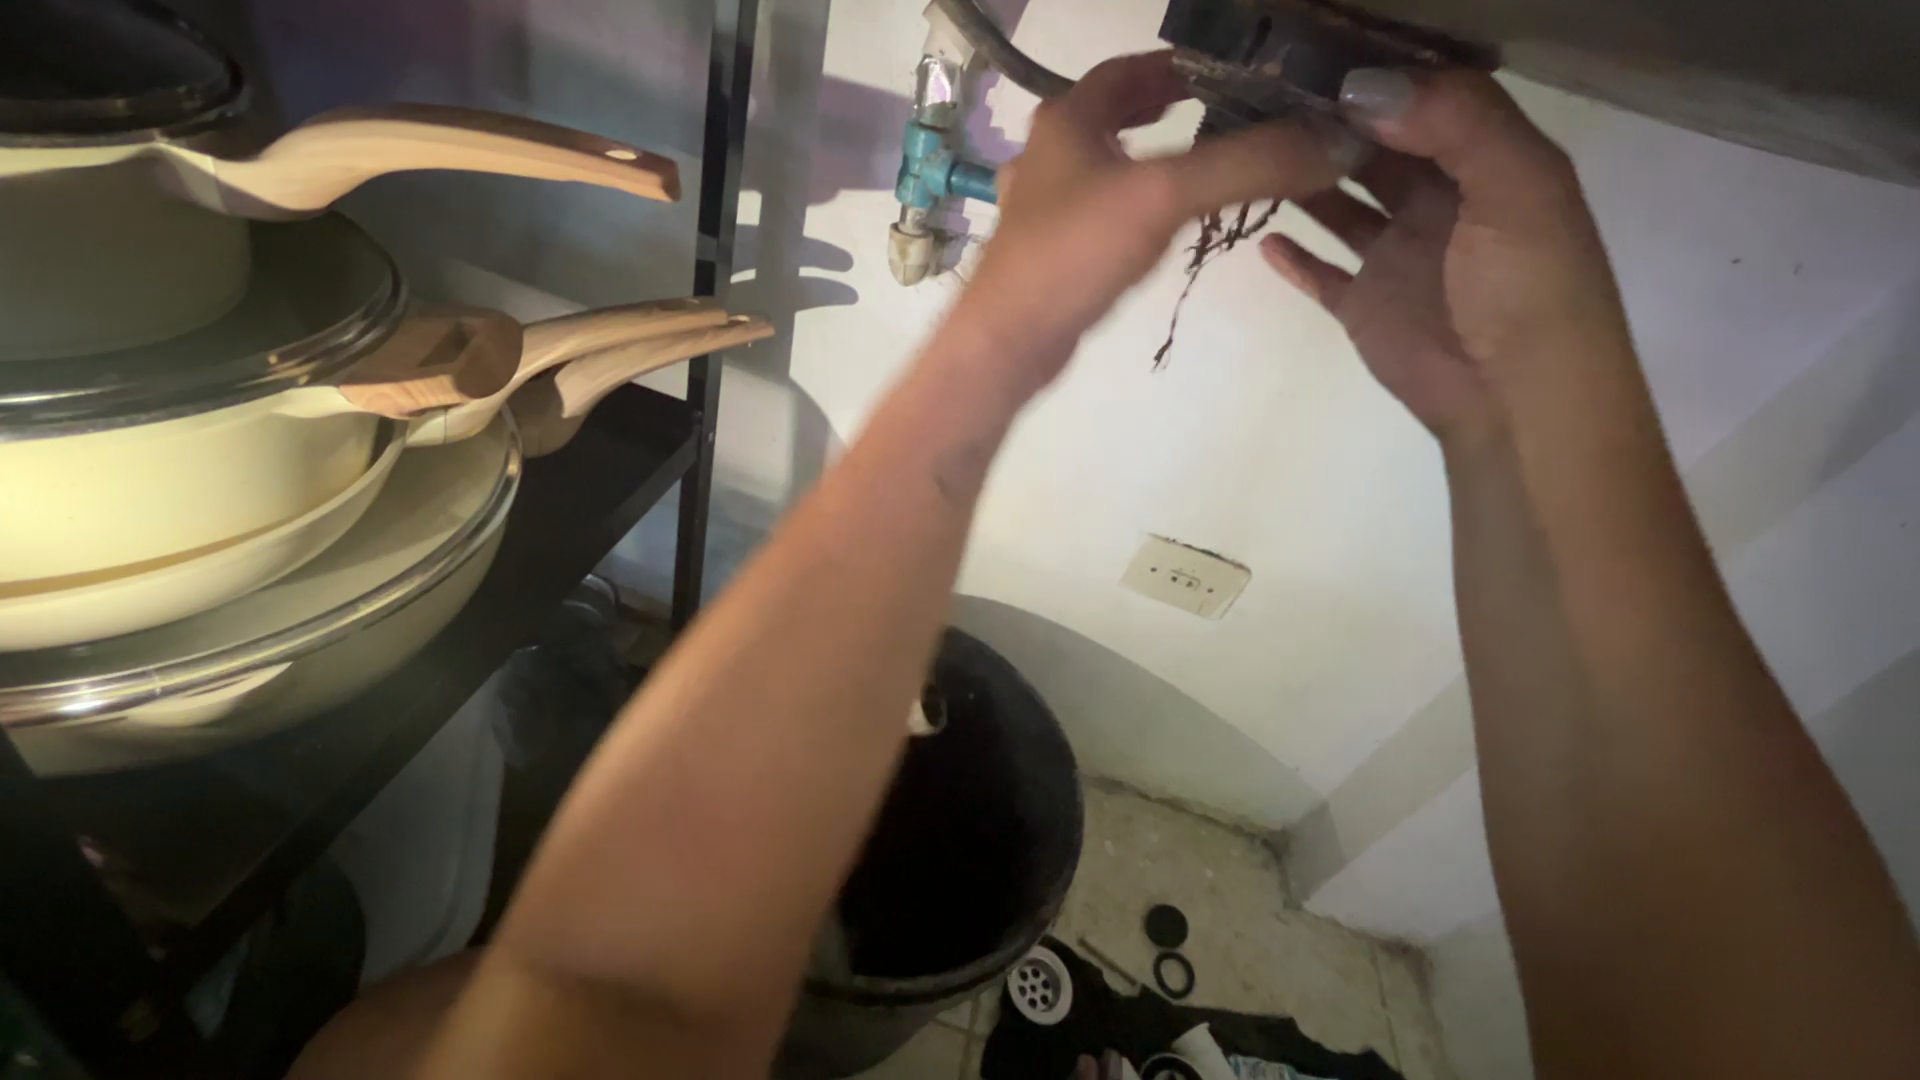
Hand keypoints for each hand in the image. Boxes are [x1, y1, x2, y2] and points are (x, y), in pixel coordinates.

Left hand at [955, 51, 1353, 394]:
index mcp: (1065, 122)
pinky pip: (1095, 216)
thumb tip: (1334, 144)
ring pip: (1100, 169)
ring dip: (1143, 159)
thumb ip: (1246, 165)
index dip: (1174, 65)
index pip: (1125, 71)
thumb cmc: (1072, 255)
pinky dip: (1128, 208)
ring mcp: (1040, 212)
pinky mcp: (1046, 258)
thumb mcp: (1164, 197)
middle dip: (1159, 109)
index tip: (1223, 73)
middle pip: (1108, 116)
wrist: (1006, 344)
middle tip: (1212, 113)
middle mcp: (1046, 158)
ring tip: (1192, 167)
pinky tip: (1153, 229)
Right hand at [1261, 70, 1634, 440]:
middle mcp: (1438, 201)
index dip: (1379, 80)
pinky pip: (1320, 274)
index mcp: (1485, 162)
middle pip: (1376, 150)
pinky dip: (1294, 258)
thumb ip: (1454, 124)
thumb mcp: (1515, 185)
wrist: (1512, 395)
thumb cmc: (1526, 285)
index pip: (1427, 102)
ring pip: (1342, 206)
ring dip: (1306, 182)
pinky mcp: (1363, 305)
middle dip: (1331, 125)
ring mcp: (1396, 256)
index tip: (1317, 59)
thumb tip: (1361, 88)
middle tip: (1267, 97)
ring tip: (1255, 153)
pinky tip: (1264, 237)